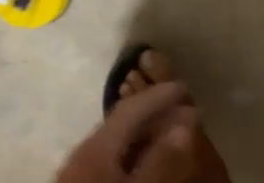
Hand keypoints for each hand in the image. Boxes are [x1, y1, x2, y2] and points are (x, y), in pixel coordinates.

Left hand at [56, 81, 200, 182]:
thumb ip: (163, 160)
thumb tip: (186, 122)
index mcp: (94, 150)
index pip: (130, 109)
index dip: (160, 95)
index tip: (186, 89)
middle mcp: (81, 158)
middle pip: (121, 125)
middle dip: (153, 116)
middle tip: (184, 113)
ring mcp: (76, 178)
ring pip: (115, 147)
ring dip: (144, 139)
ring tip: (170, 140)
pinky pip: (109, 165)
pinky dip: (132, 159)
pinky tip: (145, 167)